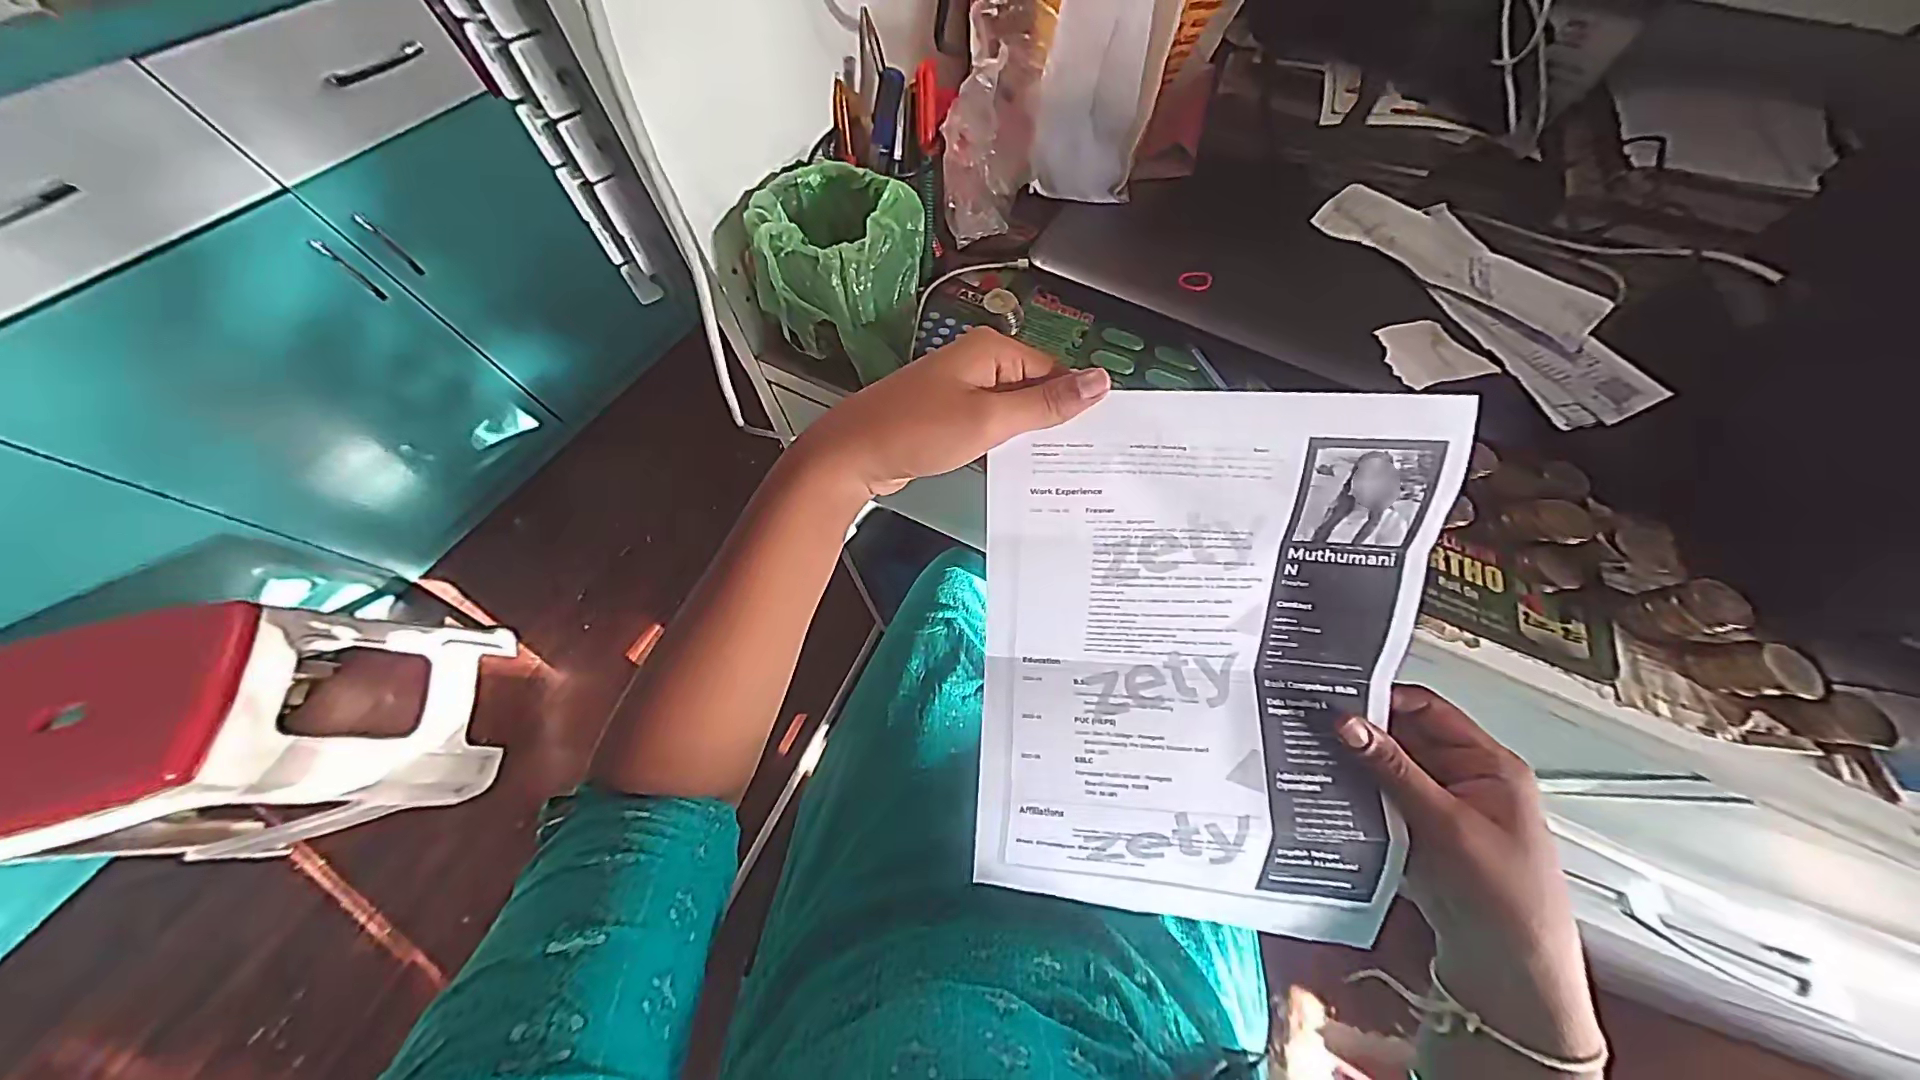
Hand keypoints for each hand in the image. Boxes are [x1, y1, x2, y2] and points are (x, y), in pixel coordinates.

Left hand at [791, 328, 1109, 497]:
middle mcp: (977, 362)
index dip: (1074, 403)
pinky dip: (1002, 443)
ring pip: (1012, 410)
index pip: (1053, 371)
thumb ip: (1046, 403)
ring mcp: (961, 389)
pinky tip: (1010, 465)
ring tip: (1045, 464)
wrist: (853, 455)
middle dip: (1051, 420)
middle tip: (1073, 456)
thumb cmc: (915, 431)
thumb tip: (1098, 381)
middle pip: (1033, 389)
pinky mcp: (949, 415)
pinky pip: (989, 425)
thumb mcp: (990, 420)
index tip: (1094, 436)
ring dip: (1026, 435)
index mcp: (991, 350)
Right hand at [1337, 687, 1603, 1062]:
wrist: (1509, 971)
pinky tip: (1332, 788)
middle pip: (1401, 735)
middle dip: (1361, 731)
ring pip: (1385, 765)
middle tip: (1317, 726)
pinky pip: (1378, 794)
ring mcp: (1436, 802)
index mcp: (1488, 764)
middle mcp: (1461, 777)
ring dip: (1355, 762)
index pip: (1426, 709)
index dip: (1383, 698)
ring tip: (1319, 755)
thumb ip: (1394, 769)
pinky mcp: (1415, 826)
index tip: (1339, 698)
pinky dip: (1355, 789)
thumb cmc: (1508, 900)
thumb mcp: (1446, 824)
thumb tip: (1351, 724)